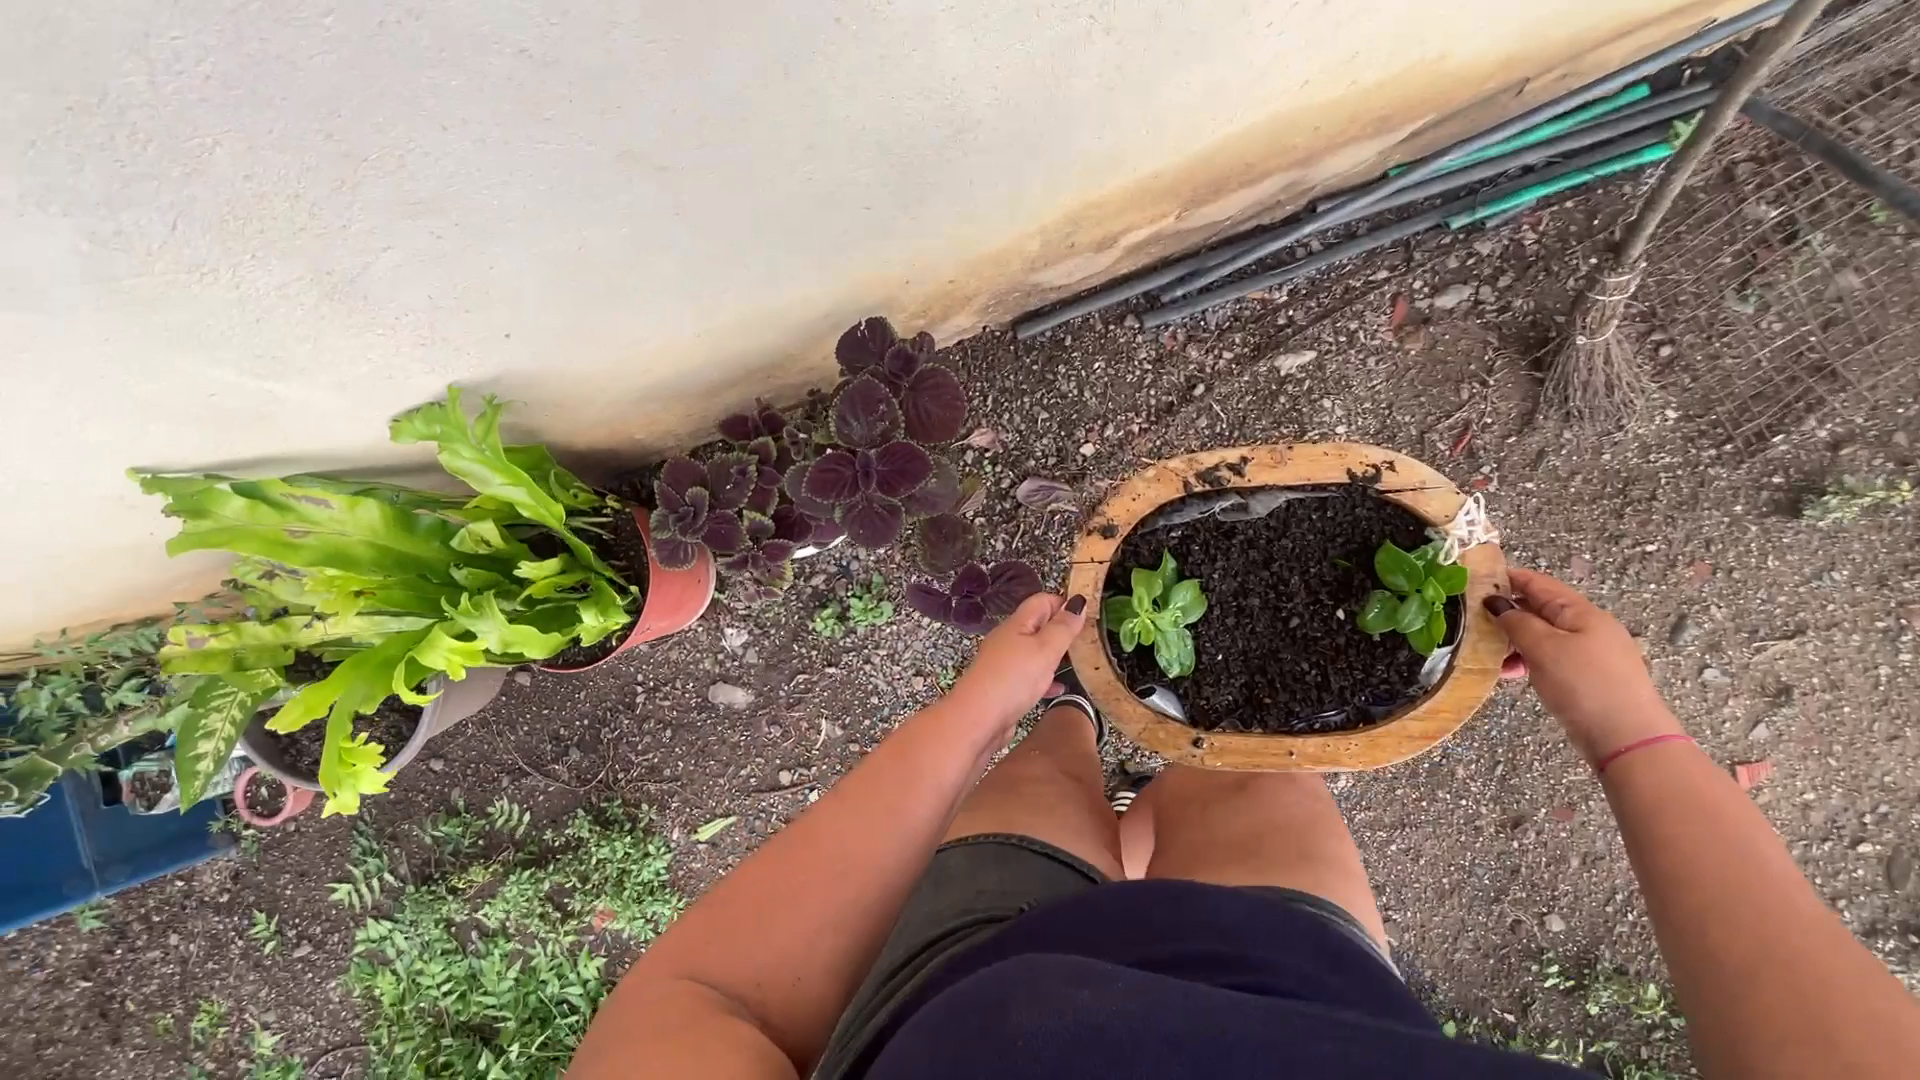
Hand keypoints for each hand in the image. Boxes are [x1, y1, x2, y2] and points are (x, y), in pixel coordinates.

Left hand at [946, 593, 1086, 737]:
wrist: (977, 719)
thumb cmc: (1012, 680)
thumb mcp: (1045, 649)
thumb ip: (1063, 627)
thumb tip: (1077, 602)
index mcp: (1017, 624)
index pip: (1042, 601)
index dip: (1064, 603)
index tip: (1087, 614)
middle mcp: (1008, 640)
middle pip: (1038, 626)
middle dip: (1062, 630)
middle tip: (1087, 641)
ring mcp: (1004, 664)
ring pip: (1034, 653)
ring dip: (1055, 656)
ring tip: (1078, 663)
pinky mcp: (1004, 688)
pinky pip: (1029, 678)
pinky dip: (1045, 680)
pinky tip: (1058, 690)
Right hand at [1487, 568, 1682, 764]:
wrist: (1626, 737)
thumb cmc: (1584, 685)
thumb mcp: (1544, 648)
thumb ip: (1516, 621)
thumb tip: (1495, 602)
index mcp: (1581, 612)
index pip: (1538, 583)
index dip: (1507, 577)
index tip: (1474, 579)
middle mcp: (1587, 627)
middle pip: (1538, 609)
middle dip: (1506, 613)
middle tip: (1472, 621)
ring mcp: (1587, 652)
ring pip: (1541, 635)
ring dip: (1513, 641)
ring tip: (1489, 655)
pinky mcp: (1583, 676)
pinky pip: (1547, 657)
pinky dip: (1526, 660)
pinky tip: (1511, 673)